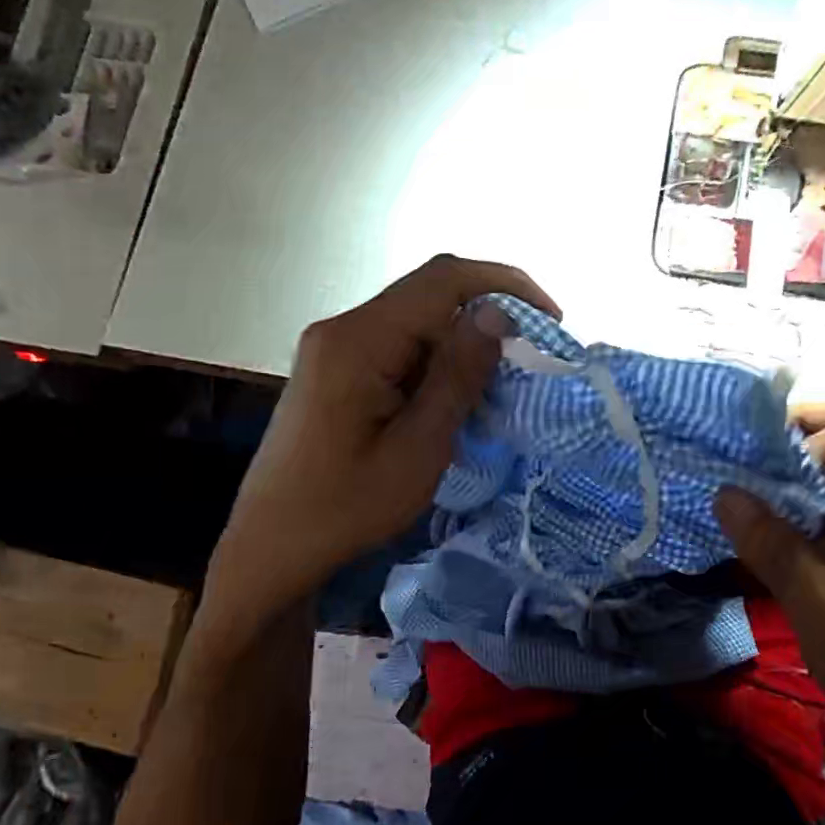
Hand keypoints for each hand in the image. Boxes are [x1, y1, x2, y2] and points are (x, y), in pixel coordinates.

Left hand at [206, 256, 558, 618]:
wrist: (273, 545)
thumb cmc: (347, 506)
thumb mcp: (419, 447)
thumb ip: (458, 376)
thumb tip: (498, 314)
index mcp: (359, 340)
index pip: (443, 279)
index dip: (506, 285)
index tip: (551, 319)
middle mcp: (344, 328)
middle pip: (430, 293)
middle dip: (490, 314)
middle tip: (532, 358)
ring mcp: (336, 347)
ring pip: (418, 320)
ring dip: (466, 342)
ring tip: (502, 384)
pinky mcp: (338, 368)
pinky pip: (401, 346)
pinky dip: (440, 361)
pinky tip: (458, 397)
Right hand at [714, 401, 824, 758]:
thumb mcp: (824, 618)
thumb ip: (776, 552)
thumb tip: (724, 495)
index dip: (807, 443)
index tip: (760, 475)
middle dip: (795, 437)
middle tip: (745, 463)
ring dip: (791, 464)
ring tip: (744, 482)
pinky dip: (796, 493)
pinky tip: (764, 512)